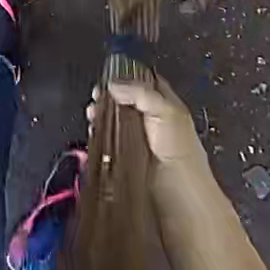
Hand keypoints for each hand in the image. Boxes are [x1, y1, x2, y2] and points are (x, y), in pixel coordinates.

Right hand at [90, 74, 209, 173]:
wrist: (178, 195)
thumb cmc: (177, 148)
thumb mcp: (165, 110)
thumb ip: (140, 93)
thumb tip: (111, 85)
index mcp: (166, 105)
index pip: (146, 82)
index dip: (129, 75)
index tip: (109, 74)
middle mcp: (152, 120)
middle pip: (126, 101)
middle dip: (109, 96)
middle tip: (96, 95)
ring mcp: (138, 140)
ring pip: (115, 121)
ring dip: (101, 115)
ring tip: (91, 114)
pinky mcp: (126, 159)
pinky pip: (109, 142)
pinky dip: (99, 135)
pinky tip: (92, 131)